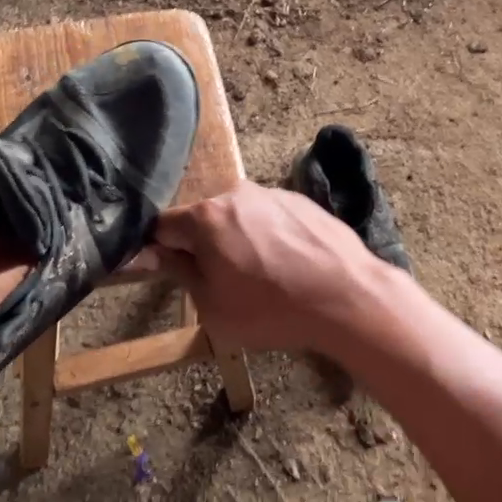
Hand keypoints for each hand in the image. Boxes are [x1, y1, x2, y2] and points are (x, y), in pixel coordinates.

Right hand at [151, 182, 393, 355]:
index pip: (163, 225)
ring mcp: (270, 193)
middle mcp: (234, 194)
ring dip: (240, 242)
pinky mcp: (300, 200)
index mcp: (205, 217)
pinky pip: (270, 218)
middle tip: (224, 283)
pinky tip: (290, 268)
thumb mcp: (212, 306)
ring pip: (239, 218)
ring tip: (264, 279)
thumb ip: (179, 272)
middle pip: (203, 220)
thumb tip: (154, 252)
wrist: (347, 296)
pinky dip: (271, 238)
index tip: (173, 272)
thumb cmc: (272, 308)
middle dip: (205, 247)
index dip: (161, 250)